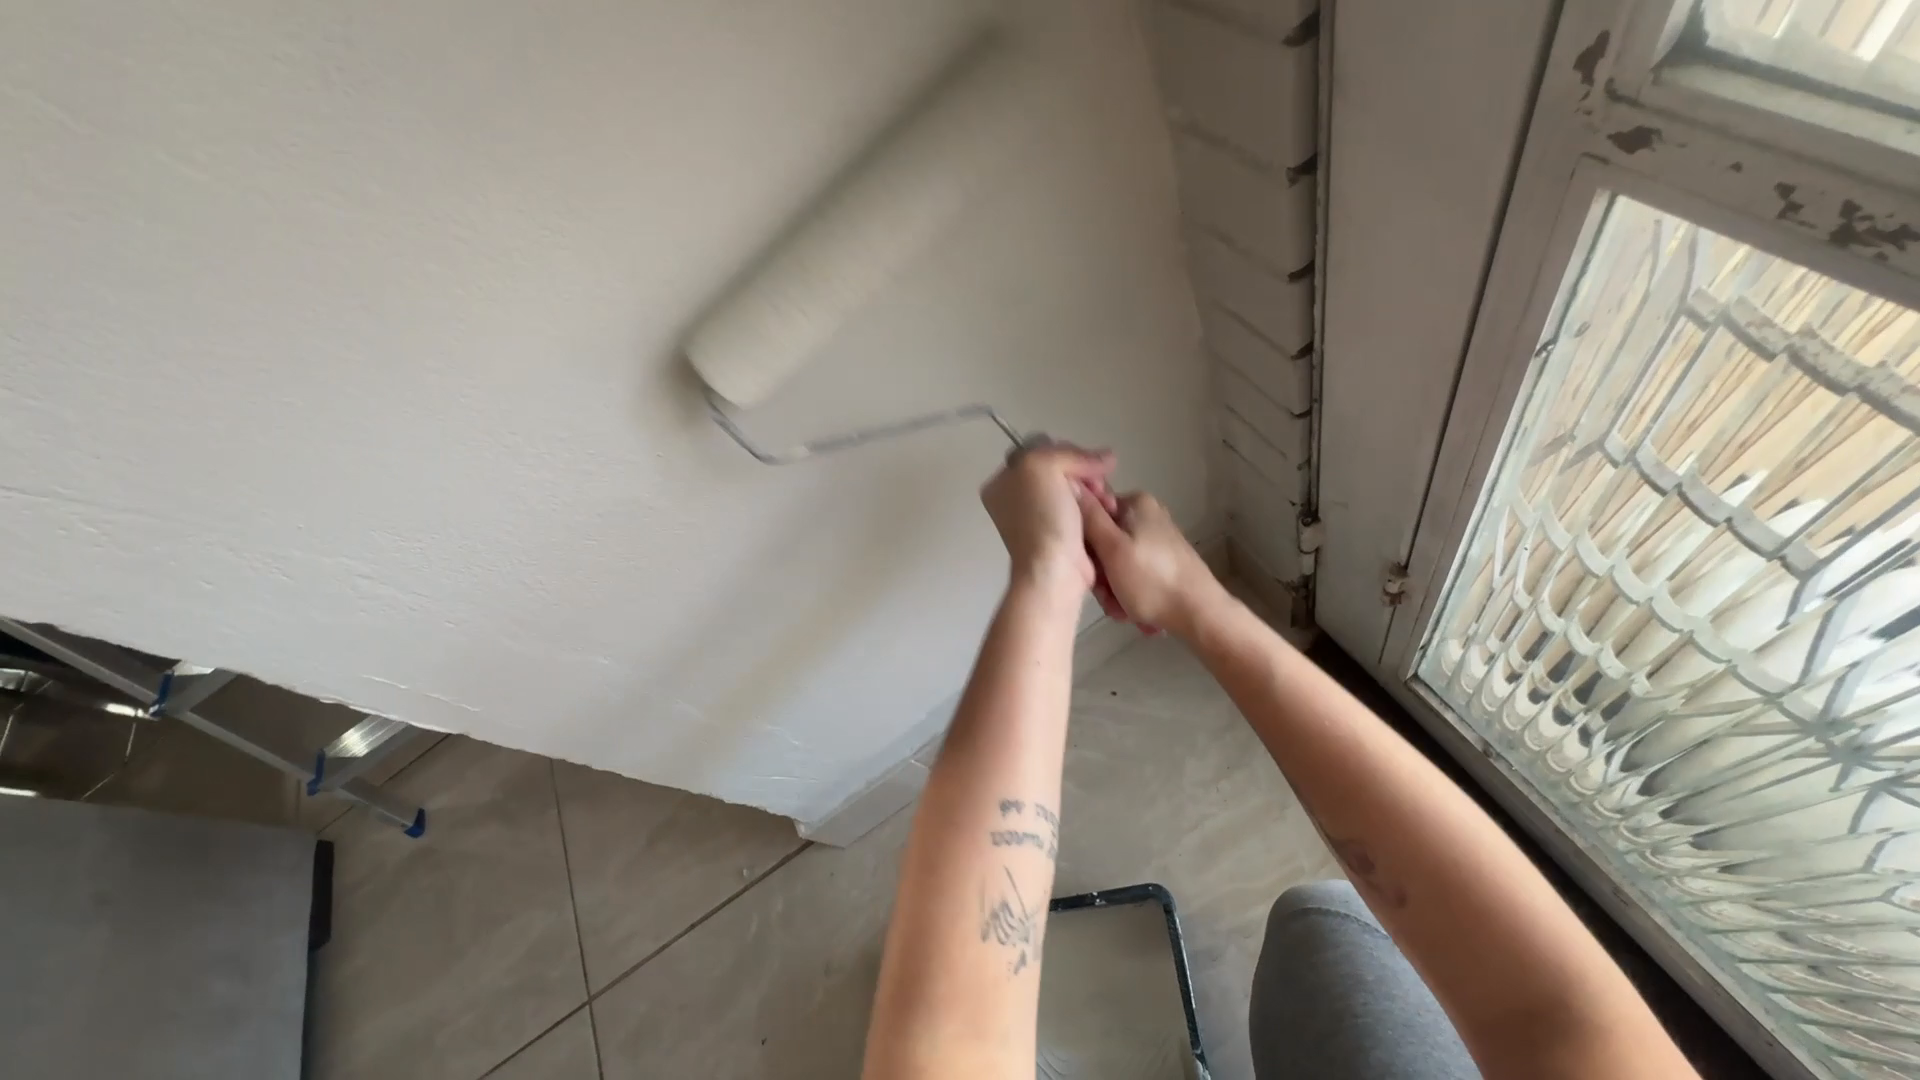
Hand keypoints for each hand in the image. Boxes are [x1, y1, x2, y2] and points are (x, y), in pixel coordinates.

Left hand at [980, 441, 1115, 592]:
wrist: (1055, 570)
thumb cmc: (1042, 517)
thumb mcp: (1043, 466)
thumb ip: (1069, 452)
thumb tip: (1106, 458)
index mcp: (1002, 483)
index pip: (1040, 451)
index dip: (1066, 452)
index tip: (1084, 463)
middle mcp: (1018, 500)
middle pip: (1062, 471)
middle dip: (1086, 474)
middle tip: (1098, 485)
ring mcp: (1041, 519)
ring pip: (1078, 490)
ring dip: (1097, 492)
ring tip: (1106, 502)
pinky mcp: (1063, 535)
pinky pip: (1085, 510)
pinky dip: (1098, 508)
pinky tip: (1107, 511)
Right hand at [1075, 489, 1226, 638]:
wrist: (1198, 613)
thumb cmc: (1151, 581)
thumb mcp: (1112, 548)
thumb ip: (1089, 517)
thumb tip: (1069, 482)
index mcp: (1135, 503)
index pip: (1090, 513)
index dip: (1083, 543)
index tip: (1088, 568)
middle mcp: (1146, 515)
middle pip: (1102, 541)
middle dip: (1100, 573)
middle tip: (1107, 594)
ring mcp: (1156, 539)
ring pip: (1114, 562)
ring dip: (1112, 588)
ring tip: (1121, 606)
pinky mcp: (1162, 561)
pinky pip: (1131, 573)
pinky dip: (1127, 591)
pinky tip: (1132, 610)